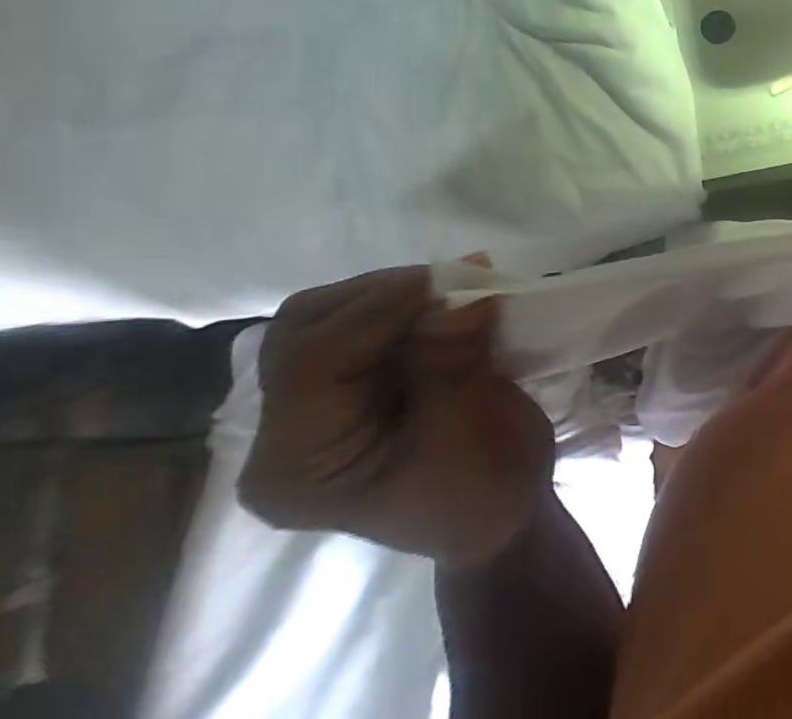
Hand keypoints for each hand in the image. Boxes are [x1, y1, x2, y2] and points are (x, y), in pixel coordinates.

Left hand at [238, 265, 553, 564]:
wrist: (502, 511)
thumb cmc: (483, 496)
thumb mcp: (468, 434)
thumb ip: (452, 364)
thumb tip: (461, 300)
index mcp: (297, 466)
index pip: (311, 364)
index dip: (376, 312)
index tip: (449, 280)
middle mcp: (288, 429)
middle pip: (307, 329)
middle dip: (381, 296)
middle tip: (453, 281)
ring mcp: (316, 402)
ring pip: (330, 314)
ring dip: (396, 294)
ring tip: (456, 285)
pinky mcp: (349, 380)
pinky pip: (361, 321)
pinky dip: (407, 302)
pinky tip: (447, 295)